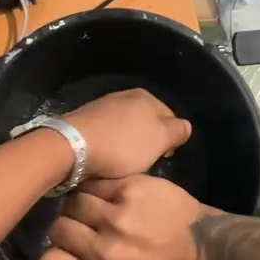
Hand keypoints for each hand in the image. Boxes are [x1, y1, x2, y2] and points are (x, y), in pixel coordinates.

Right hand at [39, 176, 206, 259]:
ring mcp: (118, 216)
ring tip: (97, 207)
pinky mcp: (131, 188)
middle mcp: (104, 249)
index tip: (64, 249)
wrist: (204, 245)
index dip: (53, 254)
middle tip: (85, 225)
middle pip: (58, 227)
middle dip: (68, 225)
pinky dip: (100, 188)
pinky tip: (112, 194)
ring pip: (75, 200)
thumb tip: (54, 252)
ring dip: (82, 203)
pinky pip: (97, 183)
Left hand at [62, 89, 192, 179]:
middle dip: (149, 139)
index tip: (166, 156)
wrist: (72, 147)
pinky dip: (111, 145)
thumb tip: (186, 125)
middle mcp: (124, 96)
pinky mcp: (84, 121)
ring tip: (127, 163)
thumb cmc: (123, 145)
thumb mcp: (158, 140)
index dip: (172, 136)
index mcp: (145, 97)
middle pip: (146, 120)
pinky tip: (108, 158)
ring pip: (126, 127)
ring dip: (129, 143)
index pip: (169, 115)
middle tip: (148, 162)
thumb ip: (175, 132)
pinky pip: (107, 134)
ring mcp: (102, 107)